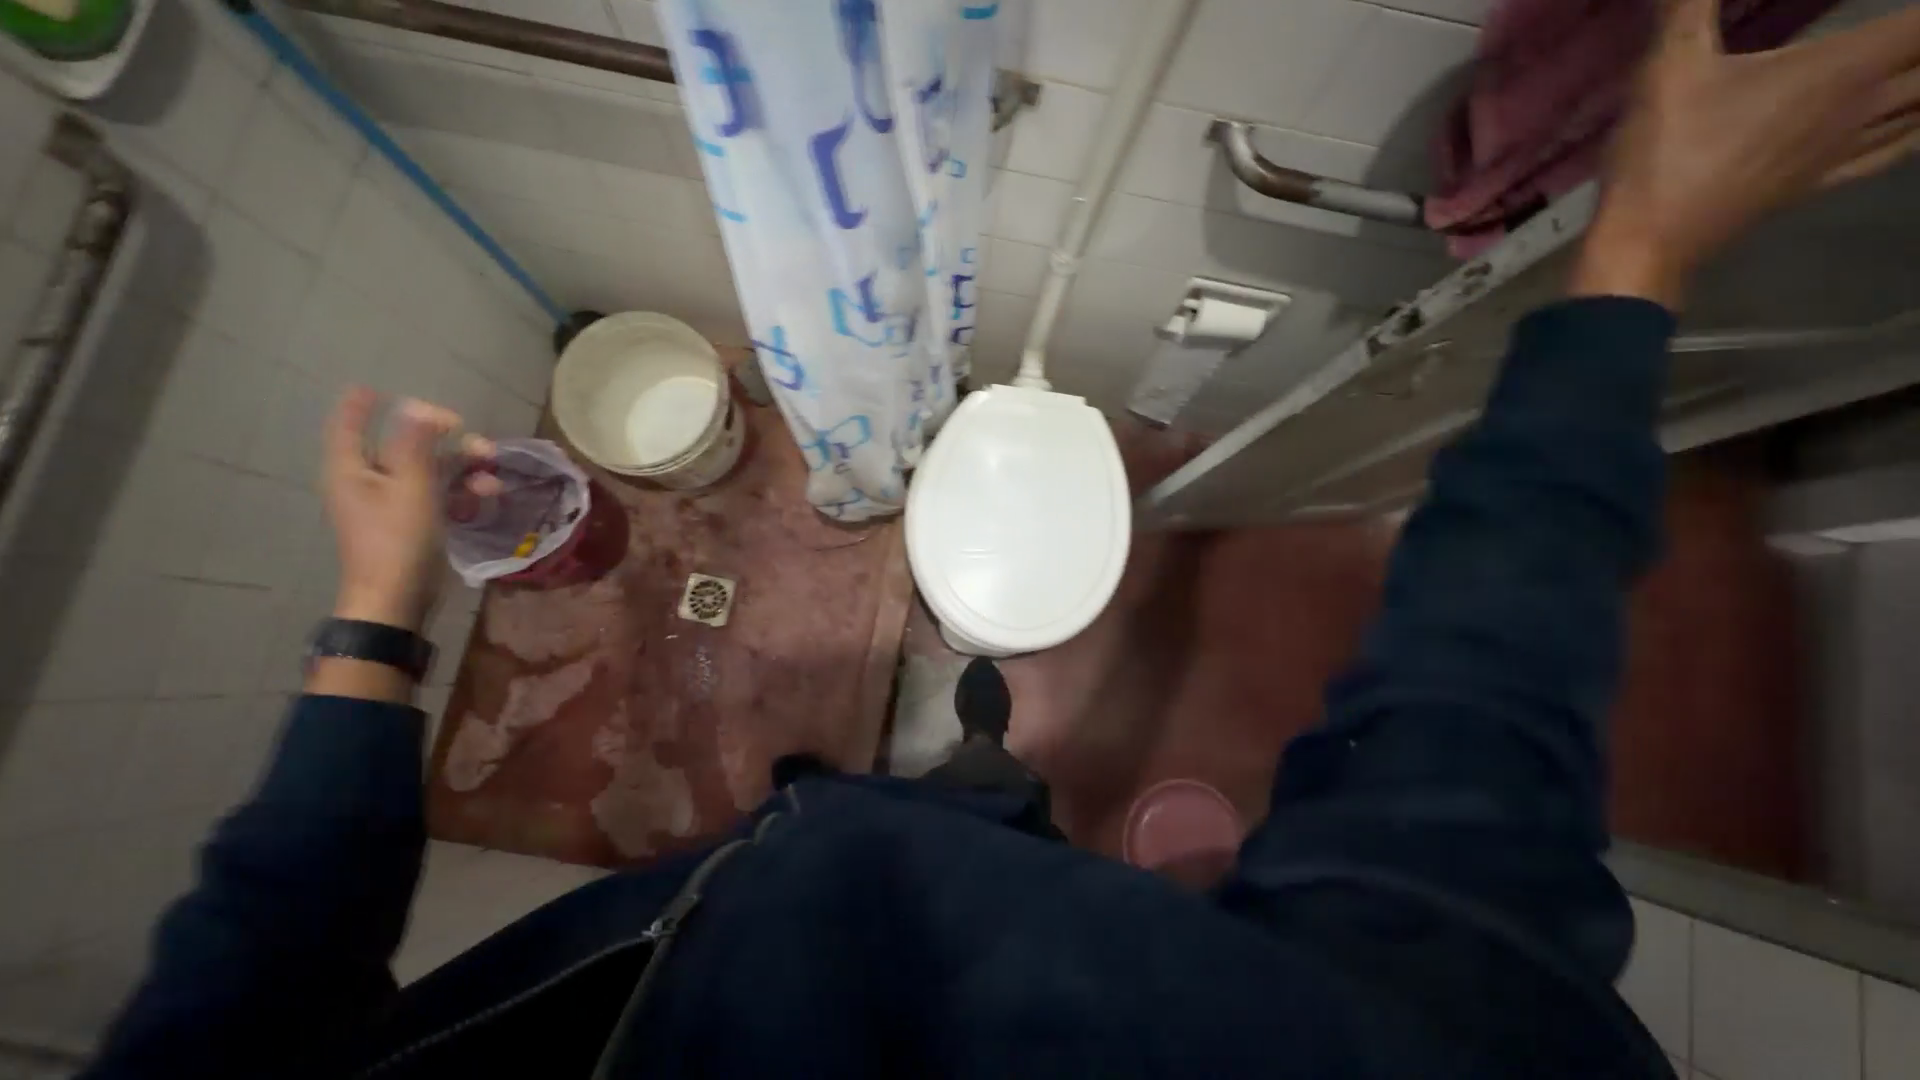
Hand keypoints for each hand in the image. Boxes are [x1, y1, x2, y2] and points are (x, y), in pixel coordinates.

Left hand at [323, 387, 489, 632]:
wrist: (397, 599)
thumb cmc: (398, 541)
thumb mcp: (411, 487)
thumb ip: (416, 444)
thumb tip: (418, 406)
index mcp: (352, 470)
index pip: (350, 427)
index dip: (362, 406)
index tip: (376, 389)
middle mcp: (367, 482)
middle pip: (403, 447)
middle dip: (442, 439)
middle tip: (472, 434)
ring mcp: (391, 505)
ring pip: (428, 471)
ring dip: (461, 467)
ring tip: (492, 470)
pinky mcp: (412, 525)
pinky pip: (438, 496)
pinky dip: (460, 492)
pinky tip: (485, 497)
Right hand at [1575, 0, 1919, 305]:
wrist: (1645, 240)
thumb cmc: (1662, 153)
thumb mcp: (1668, 71)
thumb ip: (1689, 10)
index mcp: (1844, 69)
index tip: (1914, 8)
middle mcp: (1863, 106)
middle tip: (1915, 34)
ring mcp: (1842, 151)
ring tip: (1918, 69)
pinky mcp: (1815, 185)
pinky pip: (1895, 150)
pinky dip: (1916, 128)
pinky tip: (1911, 121)